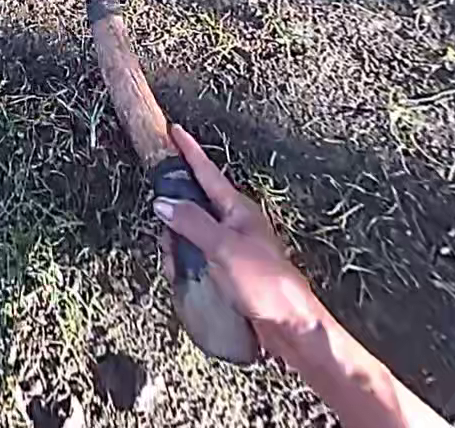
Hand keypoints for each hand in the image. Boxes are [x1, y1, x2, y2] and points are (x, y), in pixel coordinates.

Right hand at [153, 124, 326, 358]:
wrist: (292, 327)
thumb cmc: (264, 282)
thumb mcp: (224, 248)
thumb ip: (191, 222)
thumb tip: (162, 202)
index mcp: (235, 207)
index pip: (206, 171)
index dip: (189, 149)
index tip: (174, 128)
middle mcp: (232, 221)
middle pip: (192, 203)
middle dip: (173, 214)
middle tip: (163, 232)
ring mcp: (230, 244)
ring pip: (190, 232)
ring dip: (177, 246)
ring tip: (175, 265)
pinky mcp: (228, 268)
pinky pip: (197, 255)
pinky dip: (185, 263)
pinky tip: (183, 279)